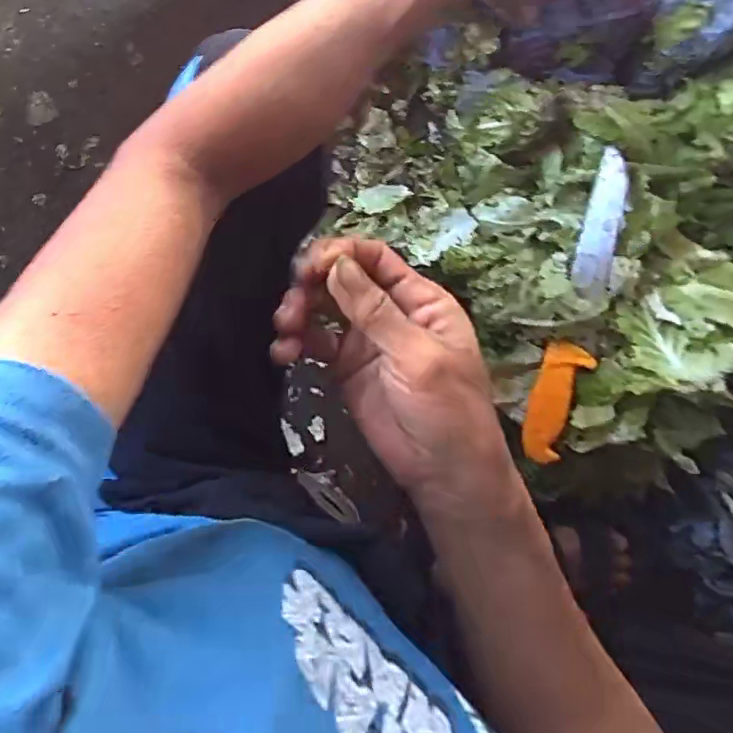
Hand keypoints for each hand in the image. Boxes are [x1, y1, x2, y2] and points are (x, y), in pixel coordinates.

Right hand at [271, 238, 526, 521]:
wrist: (446, 478)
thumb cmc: (448, 411)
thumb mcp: (417, 356)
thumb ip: (375, 310)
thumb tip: (337, 264)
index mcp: (418, 300)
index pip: (375, 258)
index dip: (341, 254)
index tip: (310, 266)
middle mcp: (388, 312)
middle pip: (341, 279)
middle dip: (311, 284)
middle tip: (292, 304)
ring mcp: (364, 340)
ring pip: (322, 308)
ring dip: (298, 311)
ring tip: (285, 330)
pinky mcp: (343, 367)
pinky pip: (313, 342)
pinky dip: (295, 342)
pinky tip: (283, 353)